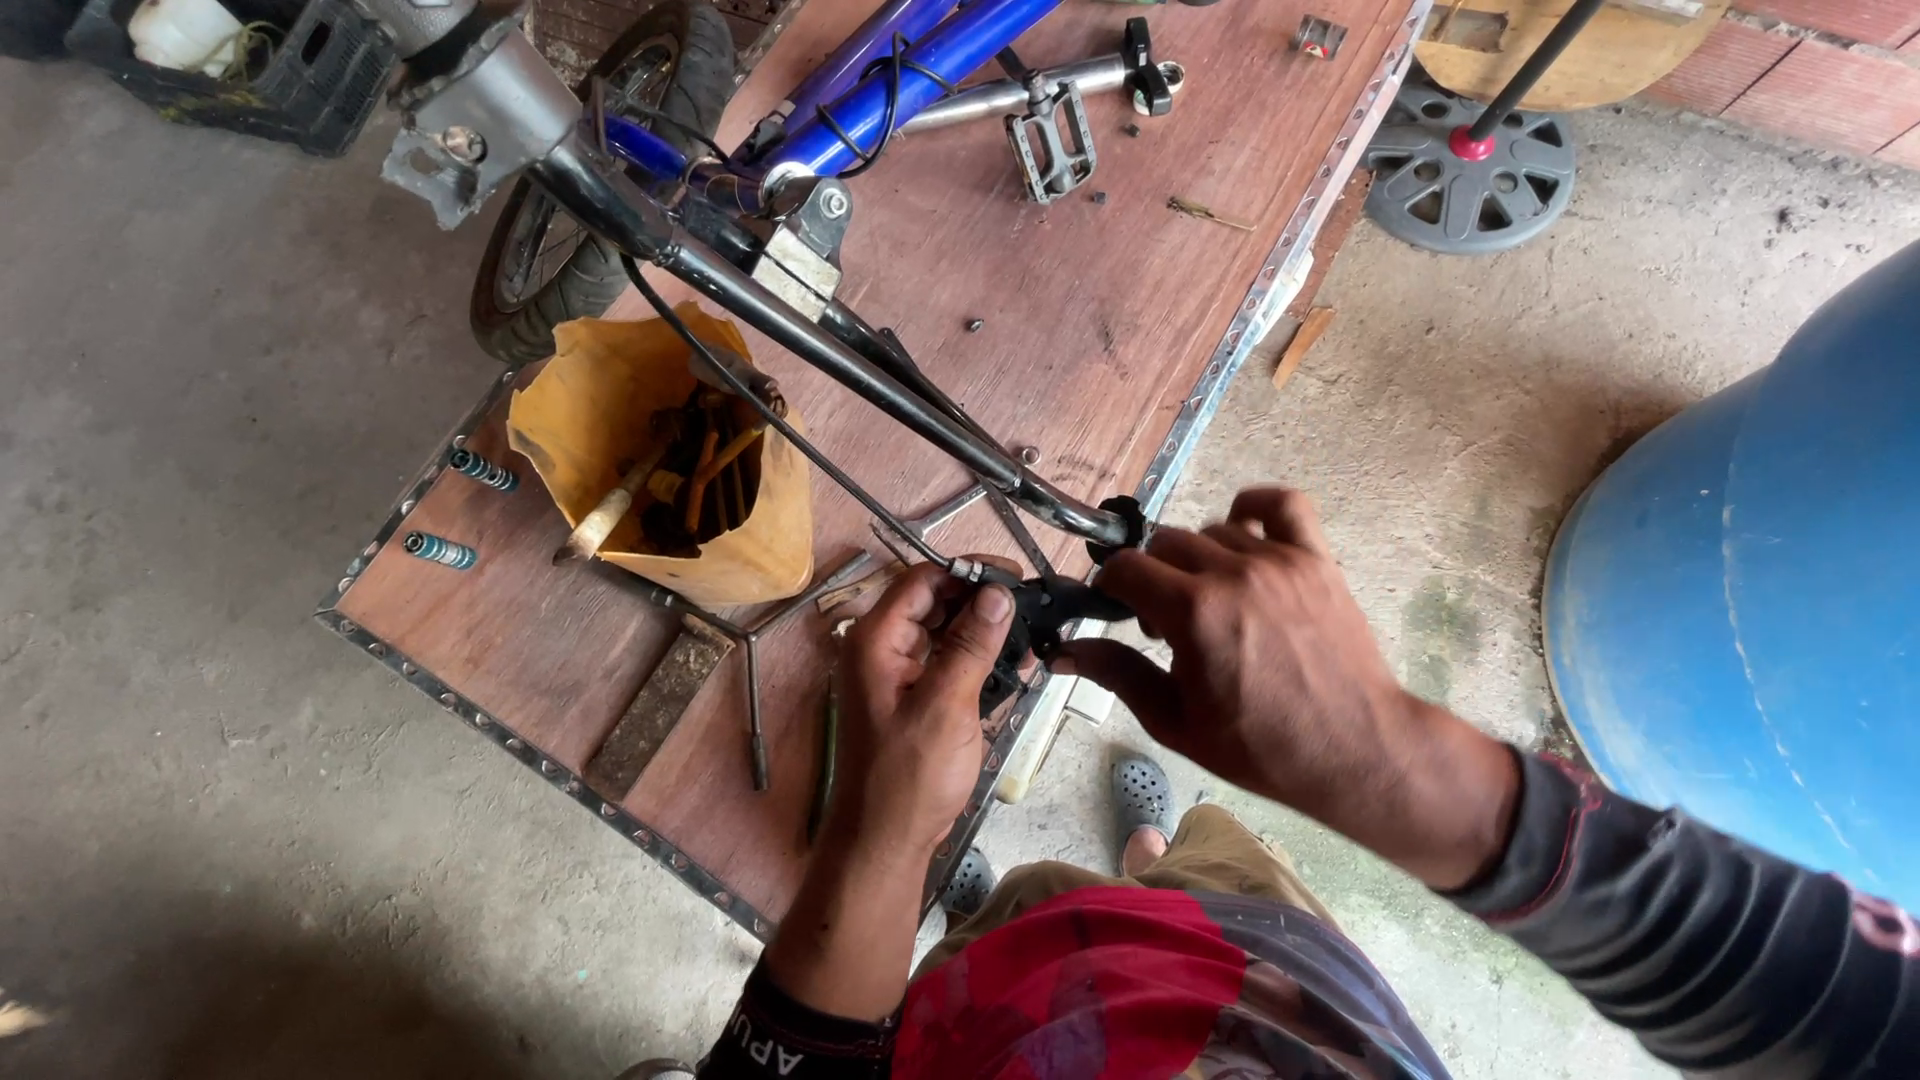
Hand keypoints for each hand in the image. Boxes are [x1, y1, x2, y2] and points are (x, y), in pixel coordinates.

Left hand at [828, 560, 1015, 863]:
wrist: (885, 841)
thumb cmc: (909, 776)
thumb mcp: (945, 705)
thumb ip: (971, 645)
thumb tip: (999, 592)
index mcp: (876, 640)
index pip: (923, 579)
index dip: (968, 570)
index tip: (1014, 576)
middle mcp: (881, 647)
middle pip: (933, 601)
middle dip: (980, 599)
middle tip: (1030, 604)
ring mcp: (896, 672)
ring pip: (943, 630)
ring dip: (982, 629)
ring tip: (1029, 632)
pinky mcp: (912, 695)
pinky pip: (945, 661)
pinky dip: (976, 658)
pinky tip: (1014, 664)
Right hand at [1052, 487, 1517, 889]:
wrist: (1356, 752)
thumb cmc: (1259, 747)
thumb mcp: (1174, 721)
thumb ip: (1116, 674)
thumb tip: (1062, 652)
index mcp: (1192, 613)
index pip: (1126, 568)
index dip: (1110, 586)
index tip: (1118, 609)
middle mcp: (1232, 574)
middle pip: (1164, 545)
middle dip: (1151, 577)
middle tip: (1164, 621)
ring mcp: (1279, 561)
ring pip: (1212, 531)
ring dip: (1196, 560)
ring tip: (1209, 598)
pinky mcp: (1316, 559)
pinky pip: (1282, 504)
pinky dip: (1255, 506)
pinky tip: (1242, 530)